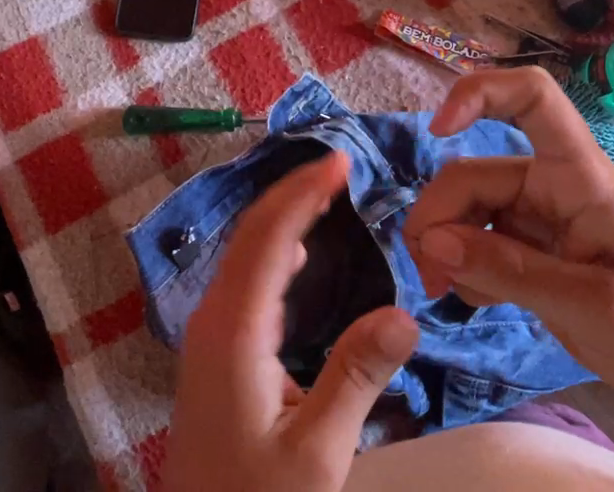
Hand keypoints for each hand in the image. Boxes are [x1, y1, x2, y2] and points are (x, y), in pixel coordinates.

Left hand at [165, 151, 418, 491]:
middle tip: (338, 167)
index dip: (303, 193)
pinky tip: (297, 254)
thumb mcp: (318, 451)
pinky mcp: (214, 351)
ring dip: (282, 218)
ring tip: (325, 195)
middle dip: (293, 195)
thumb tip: (404, 313)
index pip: (268, 237)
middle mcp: (213, 317)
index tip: (339, 162)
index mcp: (235, 329)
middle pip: (251, 235)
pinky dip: (272, 252)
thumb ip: (356, 376)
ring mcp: (208, 333)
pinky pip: (243, 280)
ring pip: (244, 255)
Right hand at [402, 68, 613, 461]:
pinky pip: (480, 248)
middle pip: (474, 175)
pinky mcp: (535, 261)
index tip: (437, 131)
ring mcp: (541, 226)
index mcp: (581, 179)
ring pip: (468, 213)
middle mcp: (553, 190)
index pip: (532, 98)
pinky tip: (469, 301)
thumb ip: (510, 270)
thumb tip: (431, 240)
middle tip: (426, 274)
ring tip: (444, 292)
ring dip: (444, 246)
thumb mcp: (597, 307)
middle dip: (439, 214)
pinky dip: (463, 268)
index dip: (478, 93)